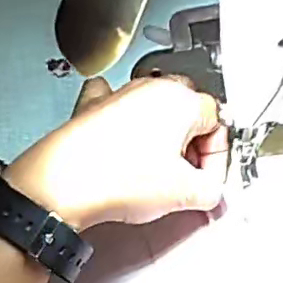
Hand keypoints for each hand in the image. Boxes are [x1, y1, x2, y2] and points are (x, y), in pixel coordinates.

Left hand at [6, 76, 229, 230]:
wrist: (63, 184)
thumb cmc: (117, 178)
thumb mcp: (184, 194)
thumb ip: (212, 190)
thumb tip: (212, 190)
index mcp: (181, 100)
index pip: (218, 122)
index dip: (217, 157)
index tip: (208, 180)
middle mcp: (151, 88)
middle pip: (189, 112)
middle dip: (194, 145)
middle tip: (188, 177)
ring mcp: (120, 94)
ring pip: (156, 110)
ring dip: (164, 140)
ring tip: (157, 173)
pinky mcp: (93, 108)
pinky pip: (119, 107)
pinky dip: (127, 124)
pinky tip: (126, 145)